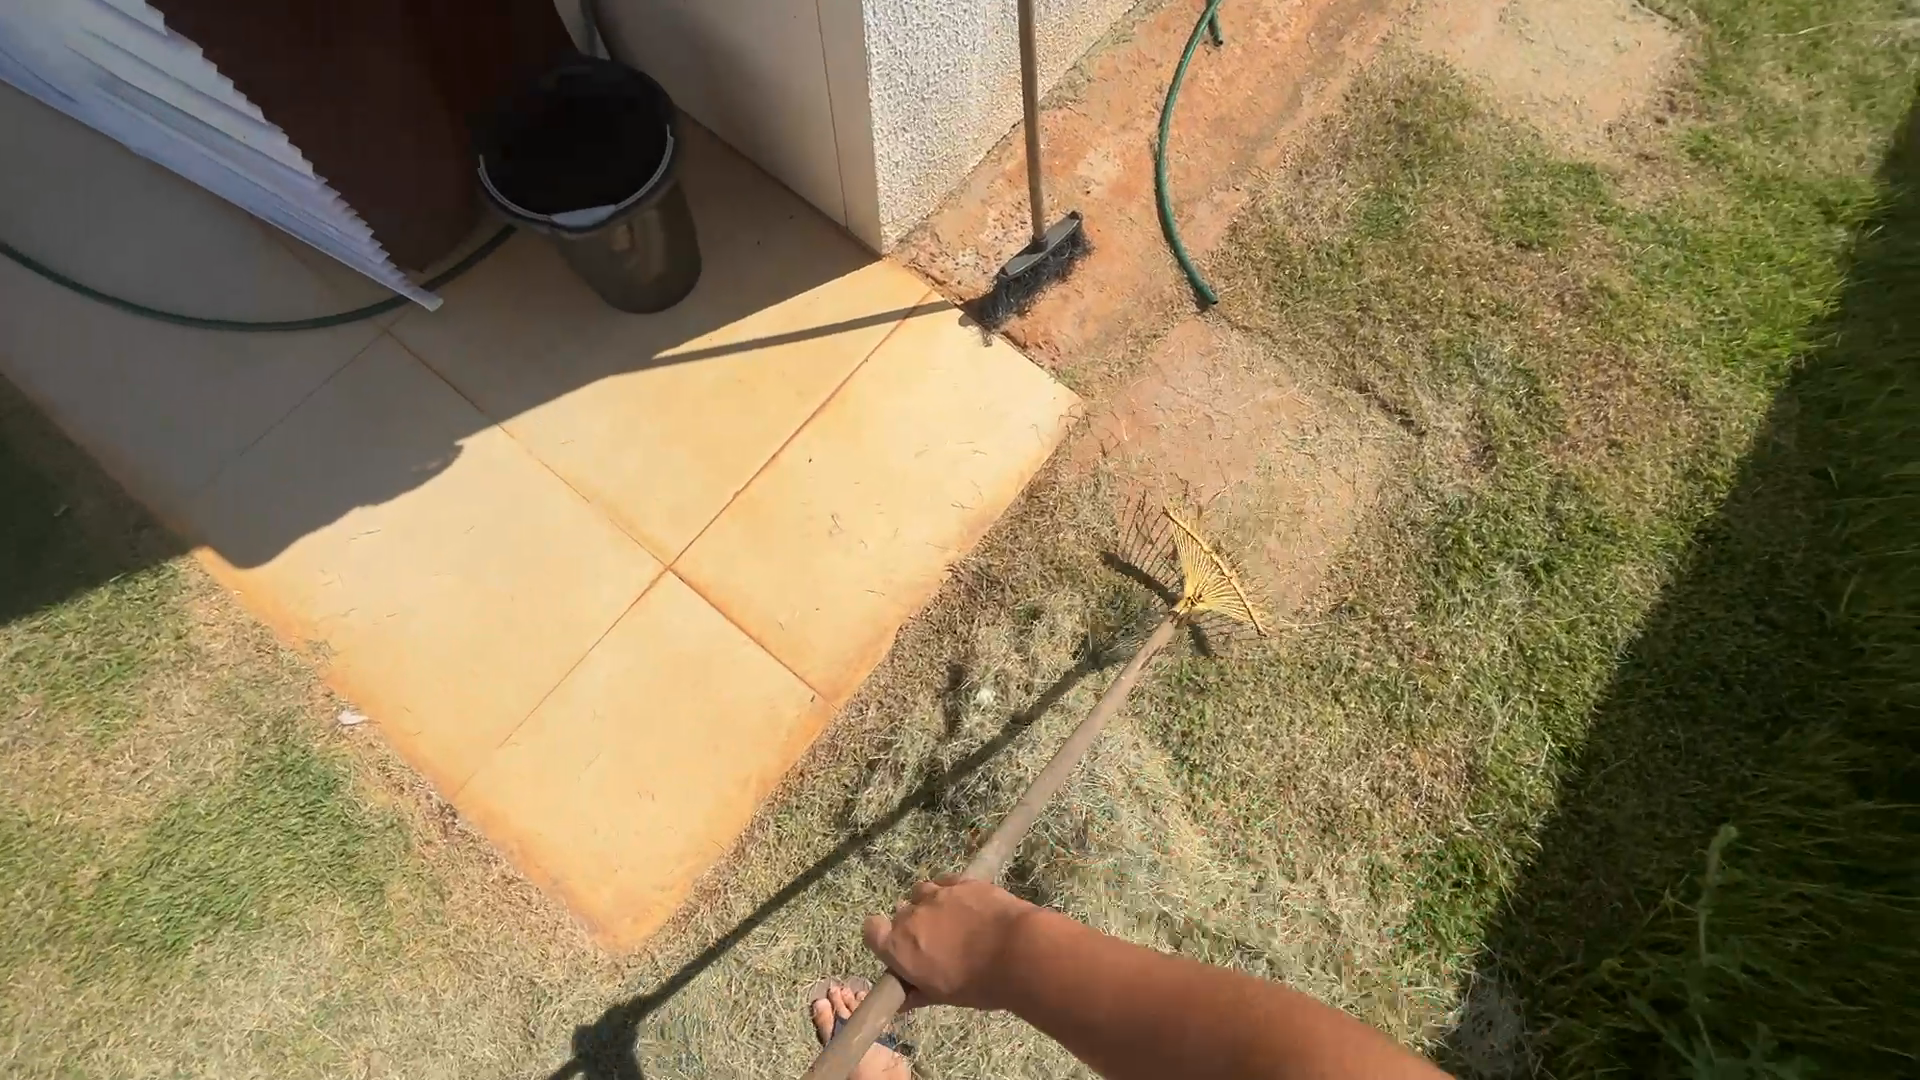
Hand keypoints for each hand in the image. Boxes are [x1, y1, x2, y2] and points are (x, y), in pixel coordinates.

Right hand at [862, 876, 1040, 1009]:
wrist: (1014, 951)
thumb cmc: (976, 984)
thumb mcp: (942, 995)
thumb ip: (918, 991)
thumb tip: (903, 999)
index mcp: (899, 946)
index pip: (871, 931)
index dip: (880, 936)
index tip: (895, 946)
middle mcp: (912, 915)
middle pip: (900, 914)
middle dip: (912, 926)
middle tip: (934, 943)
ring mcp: (937, 894)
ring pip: (921, 892)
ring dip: (929, 905)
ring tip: (949, 921)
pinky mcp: (960, 880)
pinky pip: (945, 882)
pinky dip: (949, 891)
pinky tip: (964, 904)